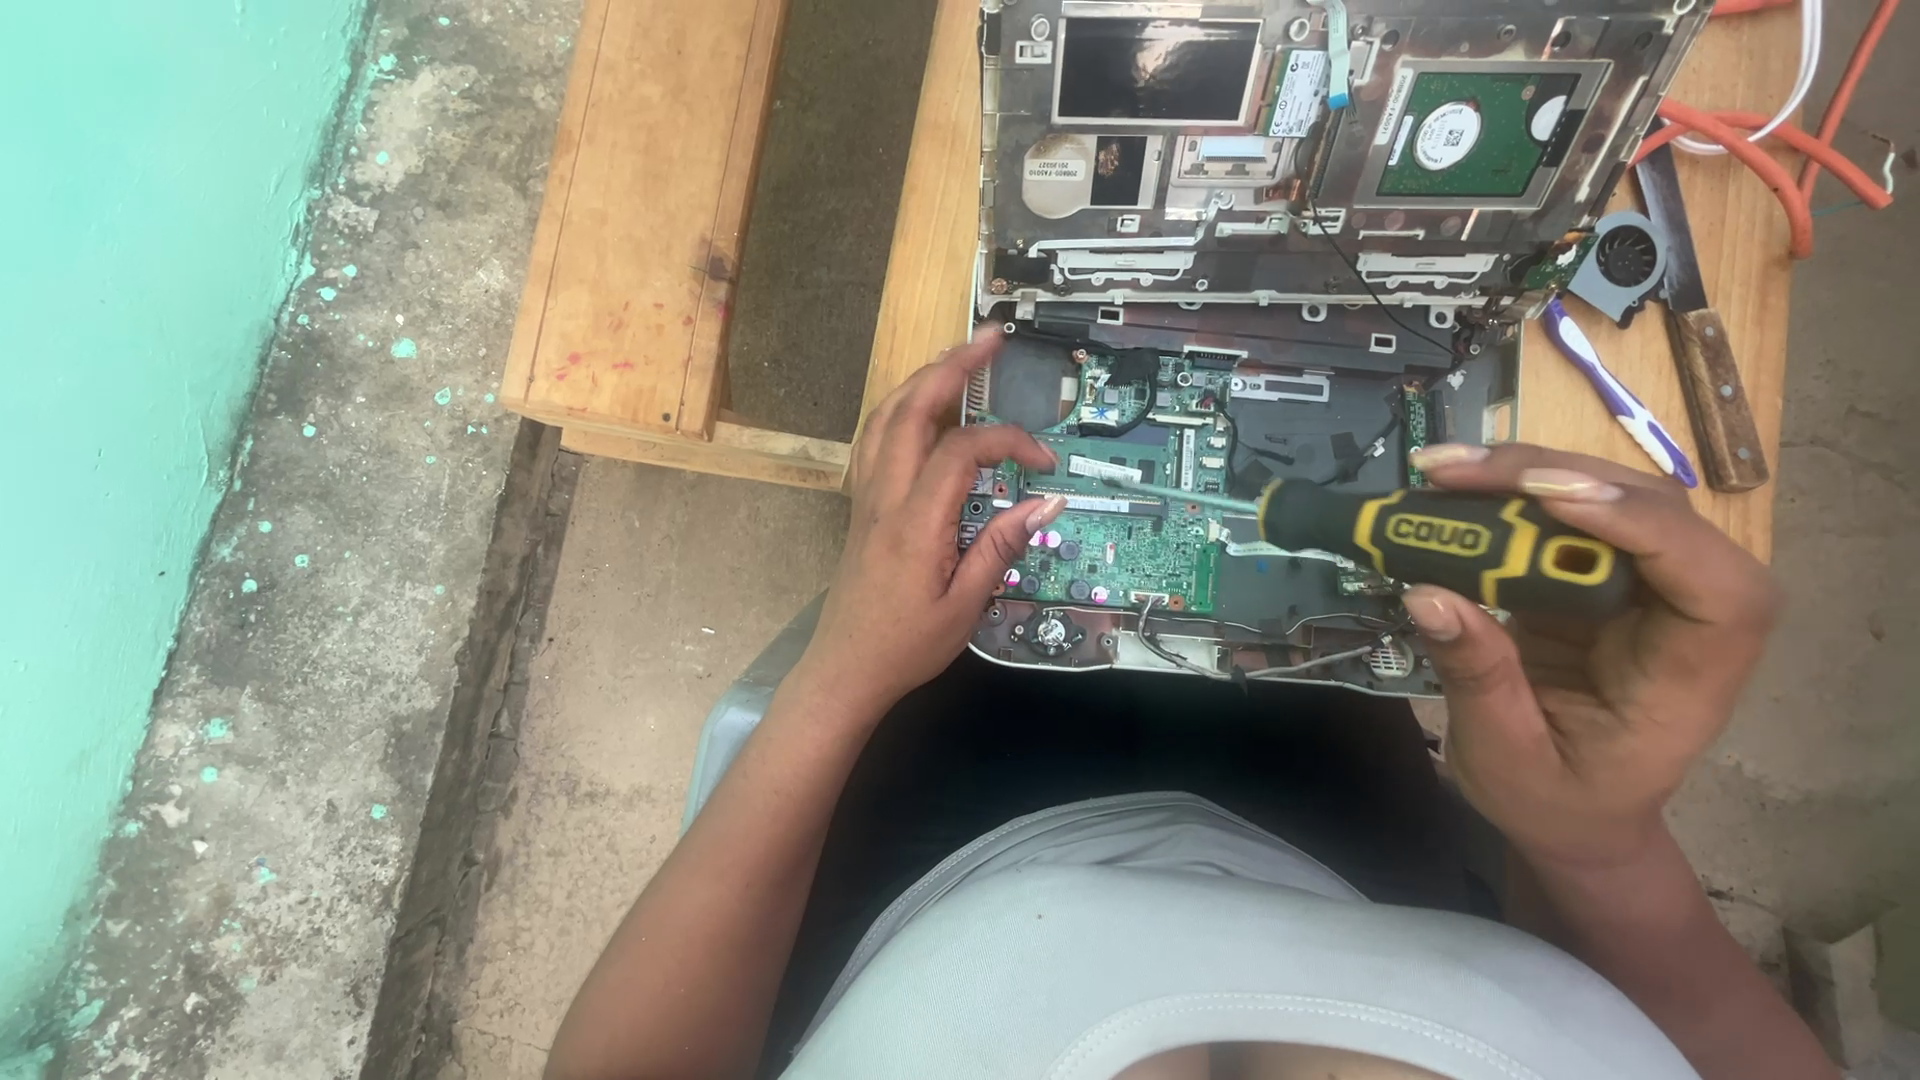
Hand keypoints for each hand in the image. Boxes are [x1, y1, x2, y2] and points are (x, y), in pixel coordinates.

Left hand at [794, 330, 1064, 715]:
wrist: (845, 669)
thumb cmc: (906, 646)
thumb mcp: (964, 607)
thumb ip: (1002, 548)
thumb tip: (1046, 501)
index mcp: (915, 522)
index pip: (962, 451)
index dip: (1008, 442)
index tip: (1042, 463)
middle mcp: (884, 496)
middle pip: (912, 409)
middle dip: (953, 366)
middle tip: (991, 339)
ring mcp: (865, 496)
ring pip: (885, 416)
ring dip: (921, 378)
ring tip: (957, 358)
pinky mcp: (860, 505)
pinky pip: (873, 439)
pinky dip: (897, 408)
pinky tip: (916, 406)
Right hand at [1402, 443, 1780, 869]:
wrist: (1571, 814)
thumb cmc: (1554, 801)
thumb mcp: (1505, 754)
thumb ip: (1477, 675)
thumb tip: (1425, 593)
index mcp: (1685, 681)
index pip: (1716, 590)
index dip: (1650, 532)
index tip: (1552, 503)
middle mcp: (1674, 621)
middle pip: (1658, 517)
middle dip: (1559, 480)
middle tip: (1457, 471)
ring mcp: (1630, 596)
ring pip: (1608, 502)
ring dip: (1524, 474)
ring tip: (1440, 469)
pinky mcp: (1584, 584)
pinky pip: (1556, 524)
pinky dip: (1502, 499)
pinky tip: (1449, 490)